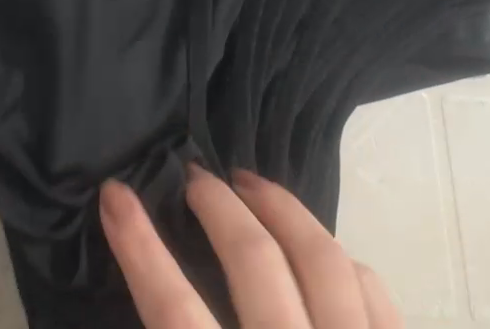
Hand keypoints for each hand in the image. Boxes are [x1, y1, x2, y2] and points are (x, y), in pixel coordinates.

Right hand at [100, 165, 400, 328]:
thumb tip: (154, 287)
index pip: (174, 312)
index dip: (139, 247)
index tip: (114, 194)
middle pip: (255, 263)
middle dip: (216, 207)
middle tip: (192, 177)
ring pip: (323, 261)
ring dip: (280, 210)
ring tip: (248, 183)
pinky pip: (375, 295)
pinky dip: (341, 259)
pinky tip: (318, 246)